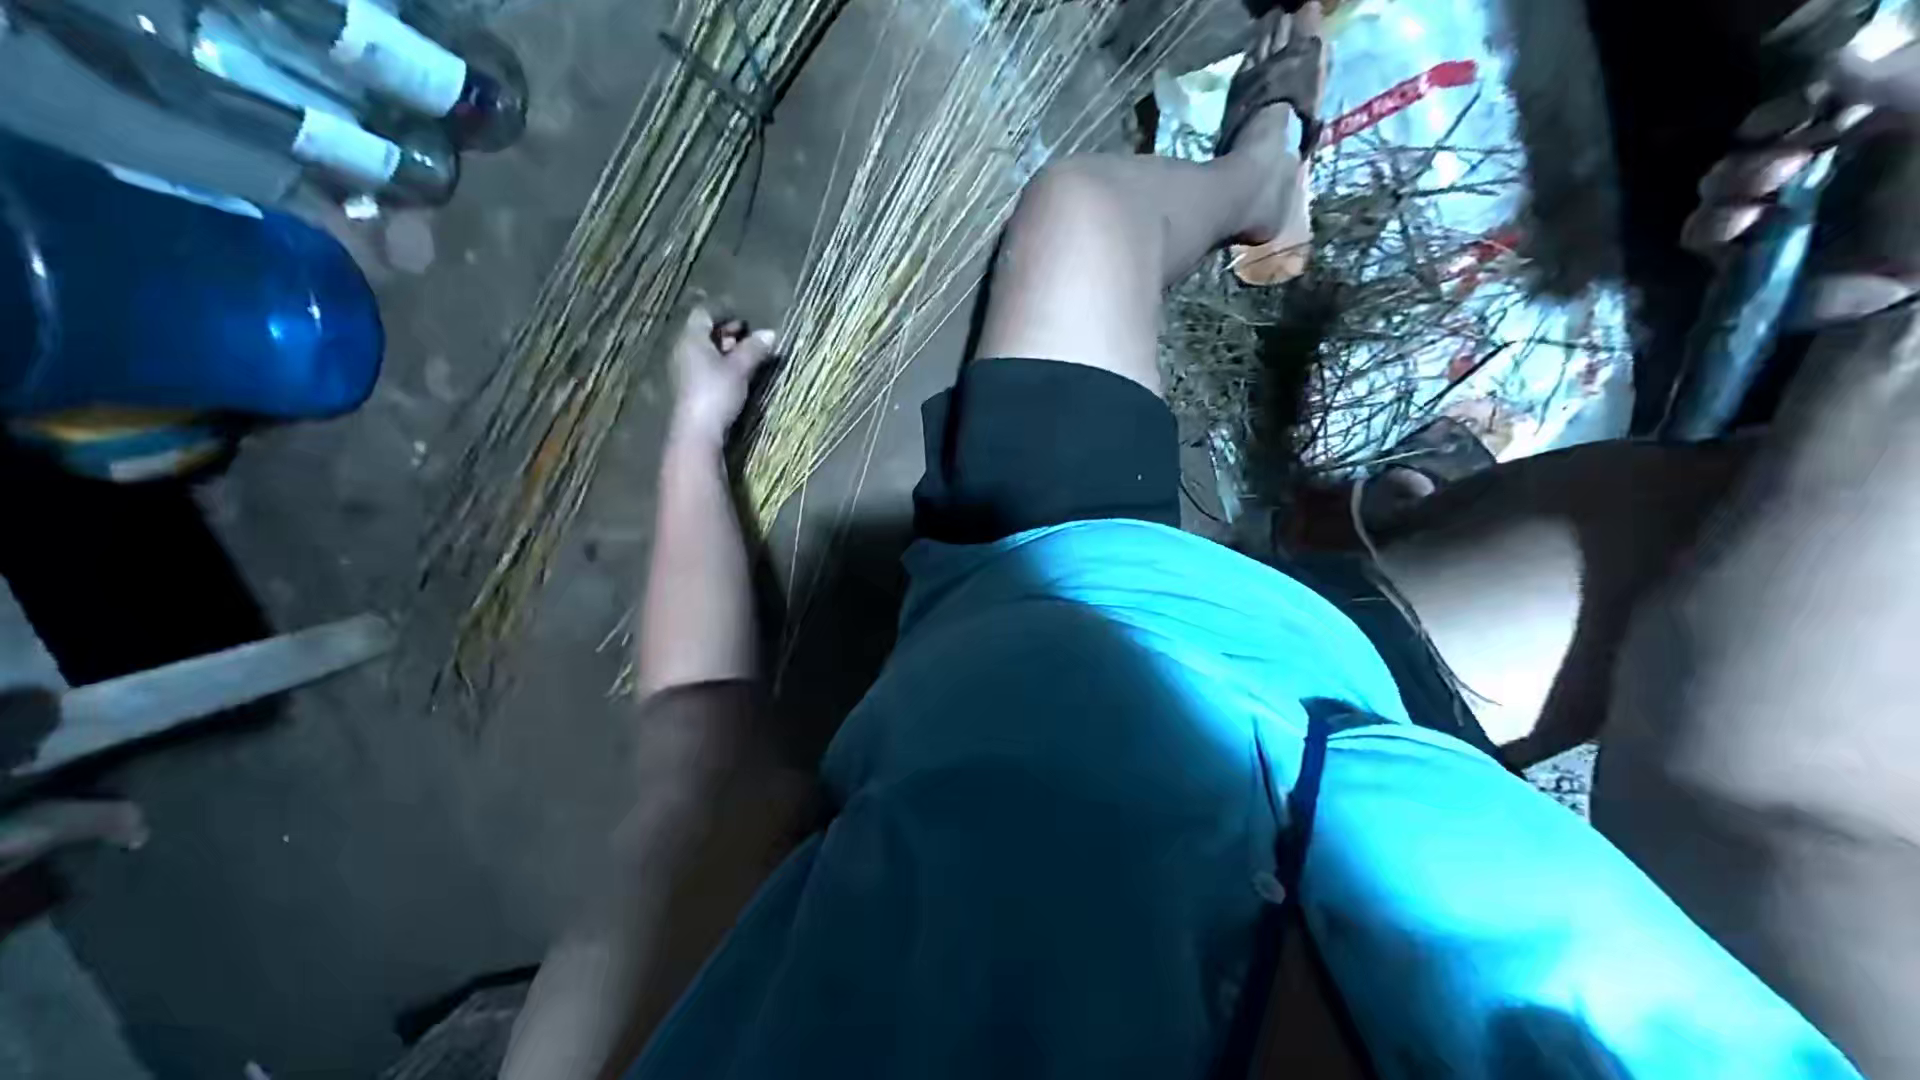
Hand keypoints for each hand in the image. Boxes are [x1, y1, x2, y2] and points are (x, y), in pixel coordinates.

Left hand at [669, 306, 777, 449]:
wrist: (697, 431)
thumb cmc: (716, 392)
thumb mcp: (740, 368)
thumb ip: (754, 349)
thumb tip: (770, 334)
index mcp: (691, 339)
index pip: (704, 314)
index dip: (724, 313)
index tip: (745, 320)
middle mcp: (683, 350)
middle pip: (704, 333)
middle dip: (727, 333)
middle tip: (750, 337)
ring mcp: (684, 370)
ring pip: (704, 351)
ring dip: (725, 351)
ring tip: (747, 356)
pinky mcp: (689, 388)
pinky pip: (704, 367)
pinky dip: (719, 365)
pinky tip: (735, 375)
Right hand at [1683, 41, 1919, 256]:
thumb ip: (1899, 77)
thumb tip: (1845, 42)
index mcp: (1866, 130)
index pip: (1800, 111)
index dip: (1780, 112)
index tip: (1787, 117)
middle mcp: (1816, 172)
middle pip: (1748, 154)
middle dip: (1748, 159)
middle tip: (1778, 166)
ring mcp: (1779, 220)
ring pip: (1718, 197)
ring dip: (1722, 195)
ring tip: (1749, 204)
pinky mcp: (1751, 264)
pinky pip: (1706, 244)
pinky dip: (1708, 234)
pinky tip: (1732, 231)